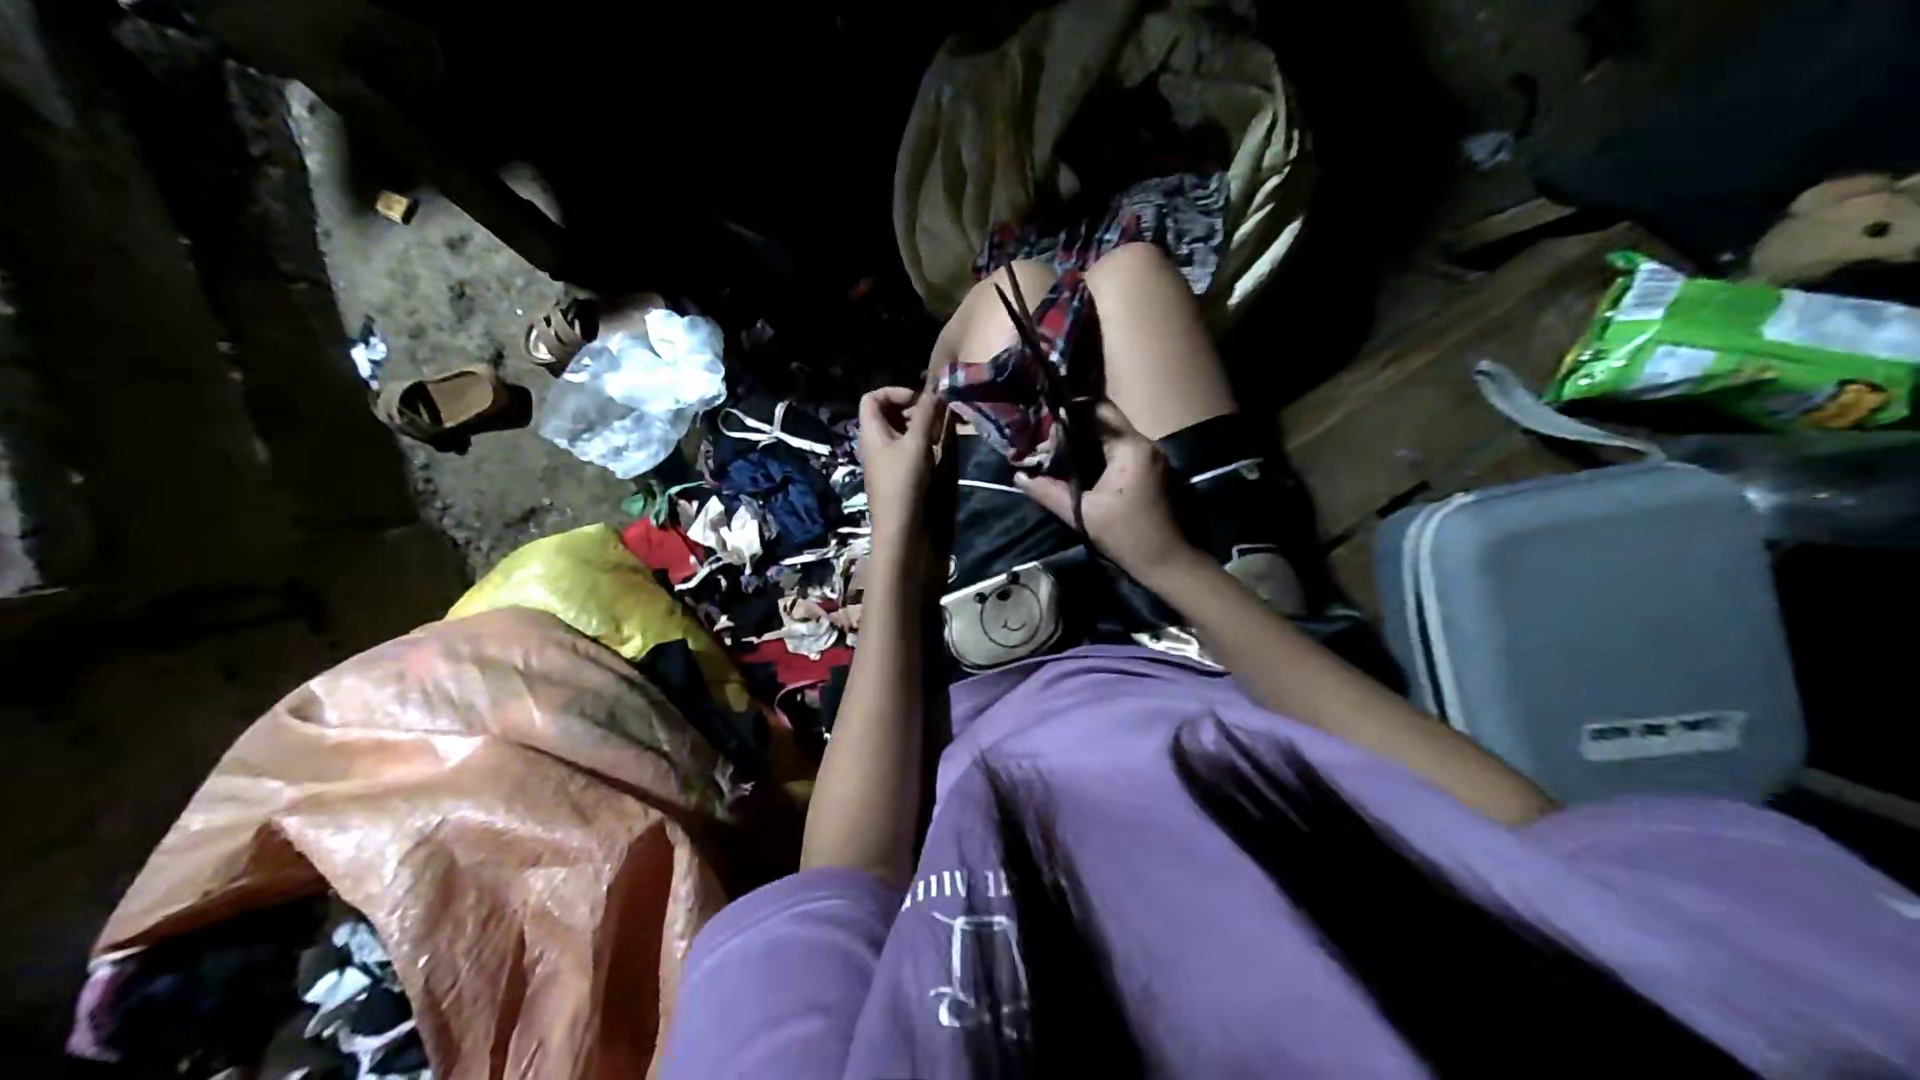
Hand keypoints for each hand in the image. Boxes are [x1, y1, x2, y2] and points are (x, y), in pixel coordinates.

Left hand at [858, 383, 953, 549]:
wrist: (899, 527)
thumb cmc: (904, 482)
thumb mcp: (917, 444)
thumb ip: (926, 415)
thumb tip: (936, 389)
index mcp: (871, 431)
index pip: (872, 397)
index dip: (895, 392)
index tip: (919, 401)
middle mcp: (874, 442)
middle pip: (888, 413)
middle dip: (913, 409)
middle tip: (935, 417)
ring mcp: (884, 459)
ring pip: (900, 431)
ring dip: (920, 426)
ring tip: (940, 433)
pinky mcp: (895, 473)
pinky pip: (905, 448)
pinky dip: (920, 443)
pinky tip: (937, 450)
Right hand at [1015, 400, 1197, 577]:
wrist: (1169, 562)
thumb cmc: (1127, 536)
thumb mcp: (1082, 514)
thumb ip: (1048, 492)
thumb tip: (1019, 477)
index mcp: (1130, 448)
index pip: (1097, 410)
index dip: (1069, 412)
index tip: (1046, 422)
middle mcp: (1145, 444)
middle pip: (1105, 422)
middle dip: (1076, 428)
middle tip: (1048, 440)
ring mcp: (1153, 457)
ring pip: (1114, 437)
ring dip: (1089, 442)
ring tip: (1060, 453)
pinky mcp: (1154, 471)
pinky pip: (1124, 452)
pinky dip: (1102, 455)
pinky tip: (1083, 469)